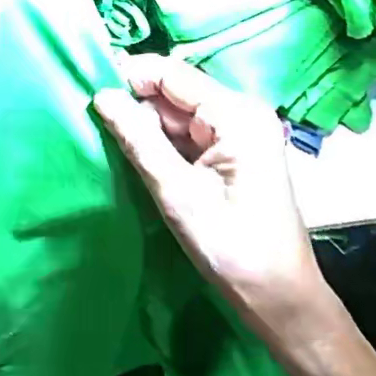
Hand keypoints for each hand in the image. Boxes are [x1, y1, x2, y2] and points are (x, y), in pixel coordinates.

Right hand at [93, 54, 320, 320]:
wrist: (281, 303)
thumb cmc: (235, 251)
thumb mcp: (179, 194)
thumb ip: (139, 139)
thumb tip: (100, 95)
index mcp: (236, 115)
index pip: (169, 72)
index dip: (129, 78)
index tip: (94, 97)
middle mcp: (239, 110)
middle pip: (170, 88)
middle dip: (135, 105)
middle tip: (105, 130)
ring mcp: (236, 128)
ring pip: (172, 108)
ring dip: (145, 125)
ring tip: (121, 147)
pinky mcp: (228, 146)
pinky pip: (183, 127)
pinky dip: (159, 139)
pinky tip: (144, 157)